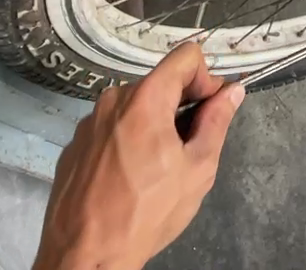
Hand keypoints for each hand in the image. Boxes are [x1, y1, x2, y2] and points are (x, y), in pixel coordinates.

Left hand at [33, 43, 244, 269]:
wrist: (81, 261)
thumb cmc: (146, 213)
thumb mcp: (197, 170)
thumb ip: (217, 122)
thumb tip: (232, 92)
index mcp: (146, 98)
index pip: (186, 56)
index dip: (205, 78)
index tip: (207, 112)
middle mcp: (114, 99)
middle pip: (160, 82)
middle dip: (180, 105)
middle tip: (186, 148)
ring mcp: (89, 122)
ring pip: (135, 105)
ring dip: (153, 123)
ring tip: (155, 168)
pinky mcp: (73, 146)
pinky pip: (110, 127)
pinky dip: (126, 139)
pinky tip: (127, 178)